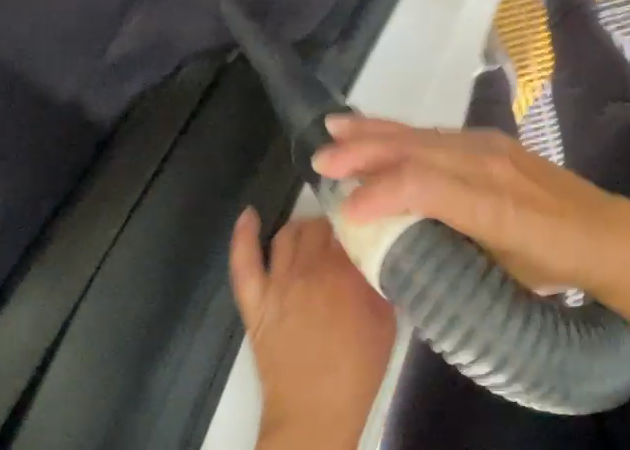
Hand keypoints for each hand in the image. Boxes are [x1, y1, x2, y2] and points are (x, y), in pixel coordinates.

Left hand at [229, 208, 396, 448]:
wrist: (315, 415)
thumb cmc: (358, 371)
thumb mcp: (386, 320)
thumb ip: (380, 279)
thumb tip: (380, 253)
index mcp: (345, 273)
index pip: (349, 228)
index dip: (357, 224)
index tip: (365, 225)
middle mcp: (309, 270)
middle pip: (318, 228)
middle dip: (332, 226)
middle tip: (343, 235)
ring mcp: (277, 284)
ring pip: (286, 236)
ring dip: (301, 228)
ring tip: (312, 234)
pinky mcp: (255, 302)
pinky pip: (243, 262)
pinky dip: (243, 235)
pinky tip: (249, 215)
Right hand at [311, 114, 629, 292]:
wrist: (601, 232)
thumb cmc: (551, 265)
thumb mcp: (499, 273)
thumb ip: (450, 253)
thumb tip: (398, 254)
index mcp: (490, 202)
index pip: (424, 185)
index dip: (380, 191)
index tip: (344, 208)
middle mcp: (486, 164)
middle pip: (415, 149)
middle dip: (364, 151)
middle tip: (320, 160)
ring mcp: (488, 146)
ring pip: (422, 134)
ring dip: (376, 132)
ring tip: (335, 128)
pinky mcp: (490, 141)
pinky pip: (436, 133)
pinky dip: (402, 132)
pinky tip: (380, 131)